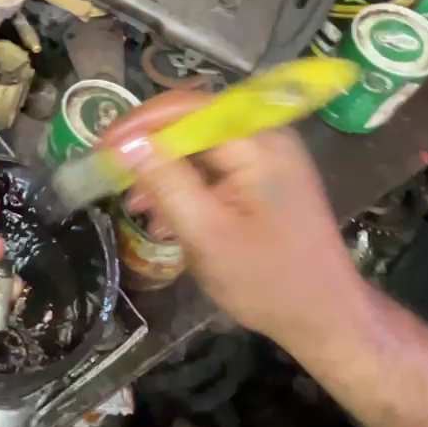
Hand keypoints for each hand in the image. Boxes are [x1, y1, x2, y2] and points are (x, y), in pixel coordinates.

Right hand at [100, 91, 365, 347]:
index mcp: (257, 143)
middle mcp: (264, 136)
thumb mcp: (205, 234)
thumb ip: (165, 182)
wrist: (326, 318)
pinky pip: (212, 164)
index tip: (101, 146)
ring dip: (161, 167)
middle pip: (191, 120)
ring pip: (197, 143)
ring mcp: (266, 155)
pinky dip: (182, 182)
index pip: (186, 108)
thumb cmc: (267, 281)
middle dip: (147, 145)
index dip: (138, 122)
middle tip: (111, 171)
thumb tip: (124, 143)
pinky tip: (163, 214)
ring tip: (135, 203)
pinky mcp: (262, 175)